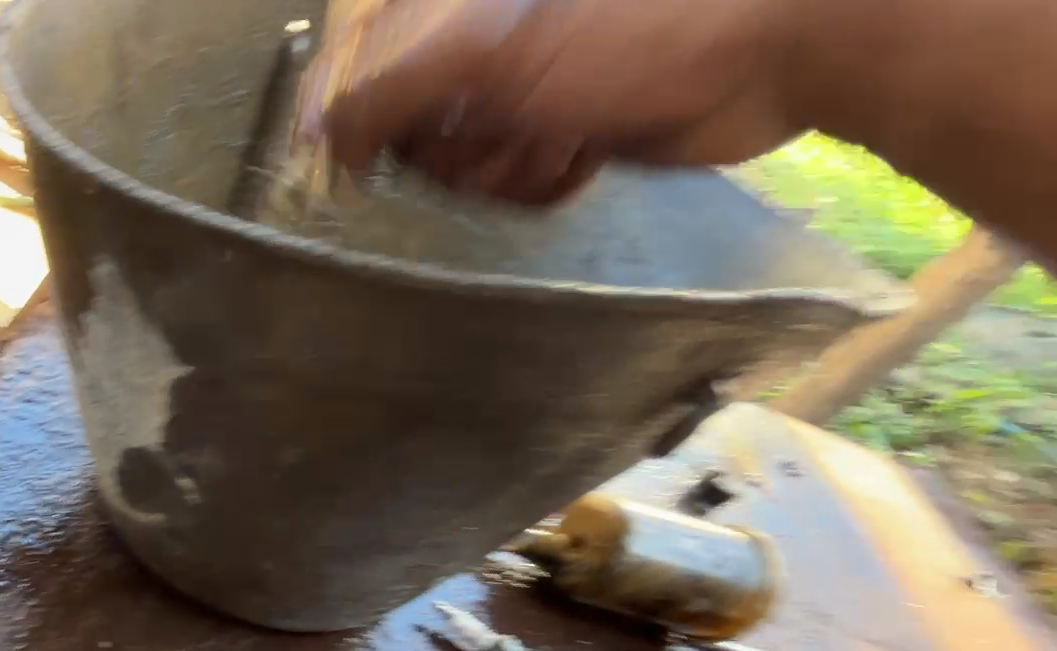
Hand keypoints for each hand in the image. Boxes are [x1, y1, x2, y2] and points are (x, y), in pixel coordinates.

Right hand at [299, 0, 807, 203]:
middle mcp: (476, 50)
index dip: (348, 119)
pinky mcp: (552, 134)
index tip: (352, 163)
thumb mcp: (491, 52)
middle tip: (502, 129)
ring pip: (456, 169)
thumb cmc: (631, 27)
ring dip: (502, 171)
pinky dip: (539, 182)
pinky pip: (505, 187)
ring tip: (558, 136)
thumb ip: (388, 89)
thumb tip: (318, 133)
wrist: (778, 45)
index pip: (360, 67)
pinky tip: (581, 152)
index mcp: (452, 9)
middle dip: (450, 151)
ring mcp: (515, 95)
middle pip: (406, 135)